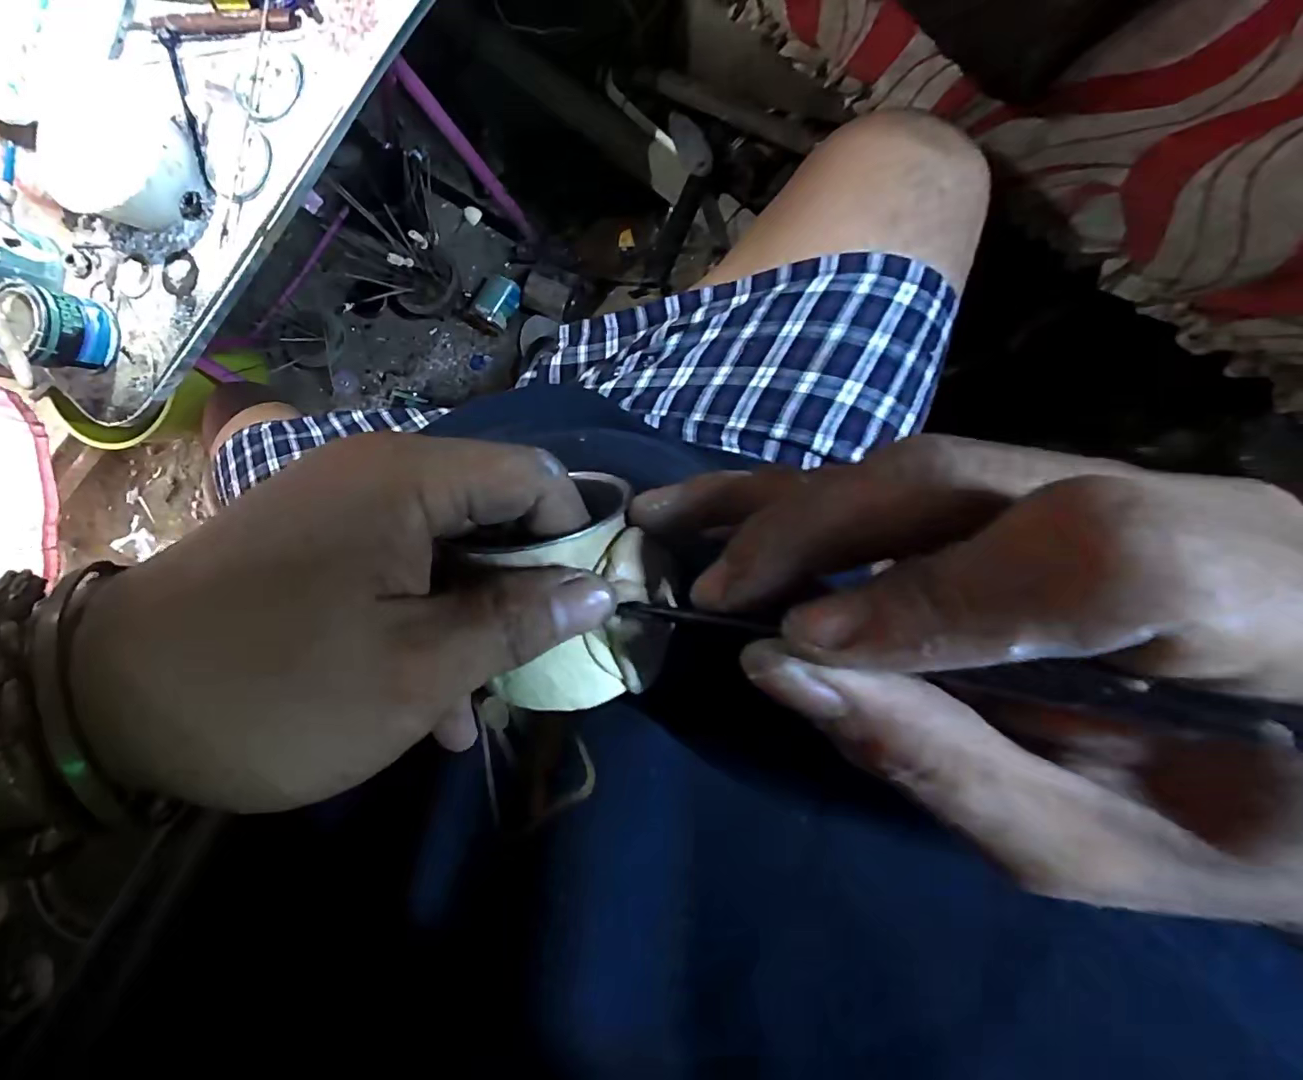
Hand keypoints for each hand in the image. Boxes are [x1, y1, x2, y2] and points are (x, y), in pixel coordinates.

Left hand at [68, 434, 615, 812]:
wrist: (113, 696)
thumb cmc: (279, 688)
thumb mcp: (415, 671)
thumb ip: (512, 623)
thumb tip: (594, 587)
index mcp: (404, 478)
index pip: (528, 480)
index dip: (570, 540)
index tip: (586, 612)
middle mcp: (365, 473)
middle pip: (479, 517)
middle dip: (510, 598)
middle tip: (523, 677)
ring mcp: (324, 507)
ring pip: (428, 555)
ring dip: (456, 627)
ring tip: (462, 714)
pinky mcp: (295, 544)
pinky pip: (377, 571)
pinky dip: (405, 625)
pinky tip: (411, 700)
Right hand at [633, 434, 1302, 924]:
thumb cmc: (1230, 833)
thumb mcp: (1093, 846)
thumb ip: (941, 760)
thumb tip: (775, 667)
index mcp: (1267, 611)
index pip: (1096, 556)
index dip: (930, 594)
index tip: (802, 643)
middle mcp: (1181, 512)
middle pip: (954, 476)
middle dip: (810, 529)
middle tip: (714, 596)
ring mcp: (1095, 485)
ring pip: (904, 462)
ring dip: (772, 500)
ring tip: (665, 522)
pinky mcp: (1025, 491)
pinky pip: (887, 479)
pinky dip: (788, 495)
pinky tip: (711, 506)